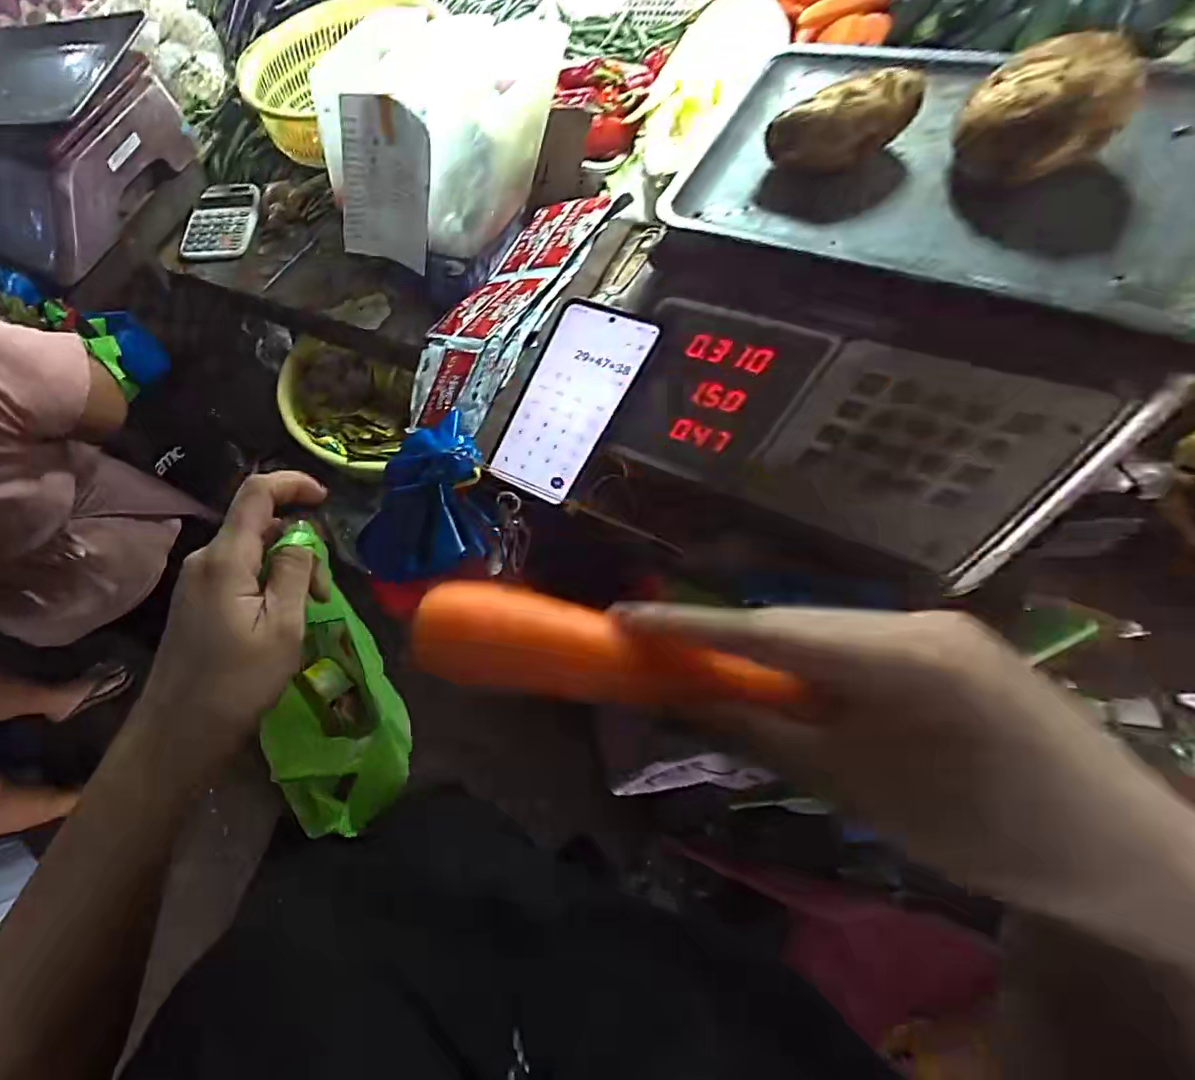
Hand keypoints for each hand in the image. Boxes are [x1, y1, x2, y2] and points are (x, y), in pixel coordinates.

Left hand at [142, 472, 328, 752]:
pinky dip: (265, 584)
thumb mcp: (281, 628)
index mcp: (224, 558)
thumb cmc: (236, 683)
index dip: (292, 483)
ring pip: (250, 552)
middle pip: (257, 525)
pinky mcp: (195, 601)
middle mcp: (204, 559)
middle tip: (325, 594)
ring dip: (284, 569)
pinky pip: (236, 574)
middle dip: (299, 544)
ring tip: (309, 612)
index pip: (255, 492)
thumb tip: (300, 537)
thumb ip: (293, 572)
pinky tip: (280, 619)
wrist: (178, 729)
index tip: (324, 498)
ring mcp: (196, 581)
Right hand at [613, 604, 1193, 910]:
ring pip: (814, 625)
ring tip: (703, 662)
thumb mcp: (845, 783)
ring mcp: (938, 627)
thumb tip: (673, 698)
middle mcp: (916, 623)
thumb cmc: (977, 829)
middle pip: (785, 622)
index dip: (682, 625)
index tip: (617, 618)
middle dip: (714, 634)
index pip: (761, 632)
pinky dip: (799, 653)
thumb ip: (751, 728)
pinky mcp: (949, 643)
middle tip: (647, 643)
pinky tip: (779, 675)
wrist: (1134, 858)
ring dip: (756, 644)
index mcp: (898, 659)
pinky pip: (847, 638)